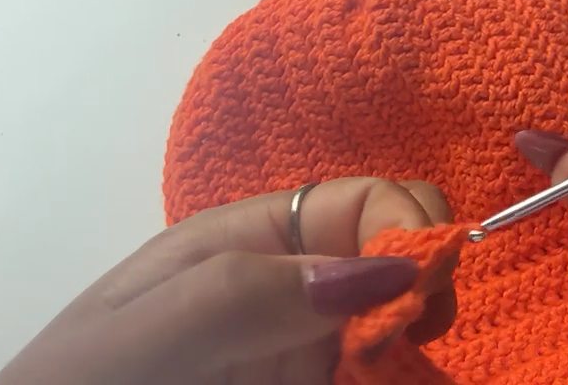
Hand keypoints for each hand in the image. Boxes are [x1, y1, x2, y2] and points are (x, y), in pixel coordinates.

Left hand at [0, 177, 456, 384]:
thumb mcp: (139, 343)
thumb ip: (248, 295)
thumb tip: (391, 267)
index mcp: (256, 240)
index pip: (365, 200)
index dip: (407, 226)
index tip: (423, 285)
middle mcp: (293, 281)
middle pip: (396, 250)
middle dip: (428, 275)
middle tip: (428, 329)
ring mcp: (305, 340)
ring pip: (399, 313)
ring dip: (420, 330)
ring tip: (416, 364)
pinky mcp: (314, 383)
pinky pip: (379, 367)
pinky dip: (404, 371)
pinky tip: (406, 378)